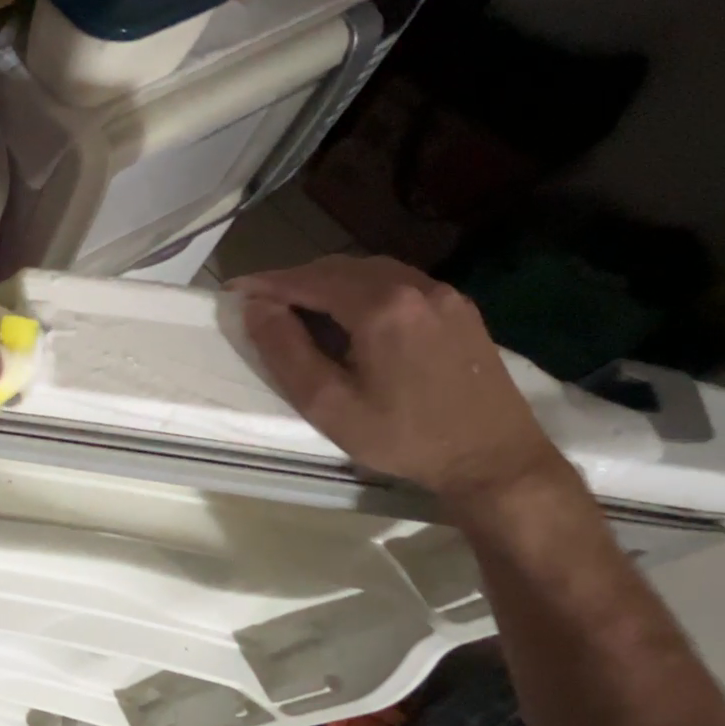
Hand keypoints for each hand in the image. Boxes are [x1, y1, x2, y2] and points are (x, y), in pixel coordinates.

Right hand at [233, 256, 566, 503]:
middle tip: (259, 301)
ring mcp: (444, 295)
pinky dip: (360, 288)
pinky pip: (398, 283)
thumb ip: (285, 350)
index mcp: (382, 307)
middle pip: (340, 268)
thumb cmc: (400, 436)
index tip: (233, 290)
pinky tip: (346, 313)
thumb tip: (257, 308)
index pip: (310, 280)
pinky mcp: (459, 309)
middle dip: (294, 280)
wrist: (491, 457)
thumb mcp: (326, 403)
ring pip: (371, 271)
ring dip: (327, 282)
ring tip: (296, 306)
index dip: (266, 283)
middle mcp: (417, 287)